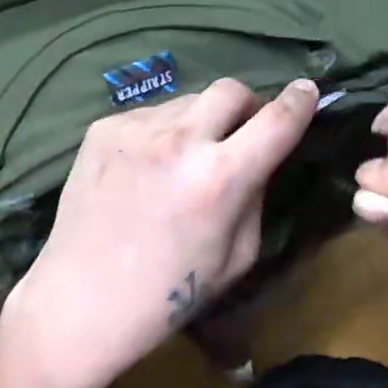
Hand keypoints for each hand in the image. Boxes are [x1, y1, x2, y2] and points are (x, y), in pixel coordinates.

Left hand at [0, 78, 317, 387]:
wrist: (81, 298)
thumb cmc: (168, 294)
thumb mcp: (236, 257)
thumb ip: (256, 196)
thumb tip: (261, 156)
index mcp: (220, 177)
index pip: (276, 120)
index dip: (299, 100)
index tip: (306, 89)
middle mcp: (179, 139)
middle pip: (230, 88)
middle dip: (247, 106)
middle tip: (240, 133)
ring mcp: (136, 127)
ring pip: (188, 100)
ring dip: (200, 121)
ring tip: (182, 160)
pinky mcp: (104, 126)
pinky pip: (151, 114)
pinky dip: (162, 131)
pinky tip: (146, 168)